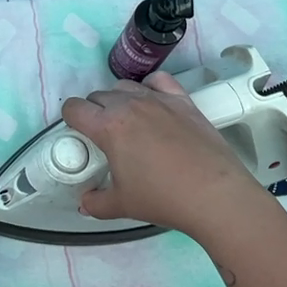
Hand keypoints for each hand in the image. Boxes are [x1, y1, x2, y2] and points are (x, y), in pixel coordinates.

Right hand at [61, 71, 266, 237]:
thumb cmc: (163, 198)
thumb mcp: (122, 205)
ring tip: (128, 122)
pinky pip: (159, 81)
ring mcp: (158, 99)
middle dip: (94, 112)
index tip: (78, 133)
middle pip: (98, 95)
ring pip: (125, 86)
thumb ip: (96, 202)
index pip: (74, 108)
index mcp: (108, 126)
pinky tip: (154, 103)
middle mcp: (129, 105)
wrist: (215, 195)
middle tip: (104, 137)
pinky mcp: (183, 101)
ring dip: (119, 100)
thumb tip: (85, 202)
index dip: (70, 119)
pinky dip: (150, 87)